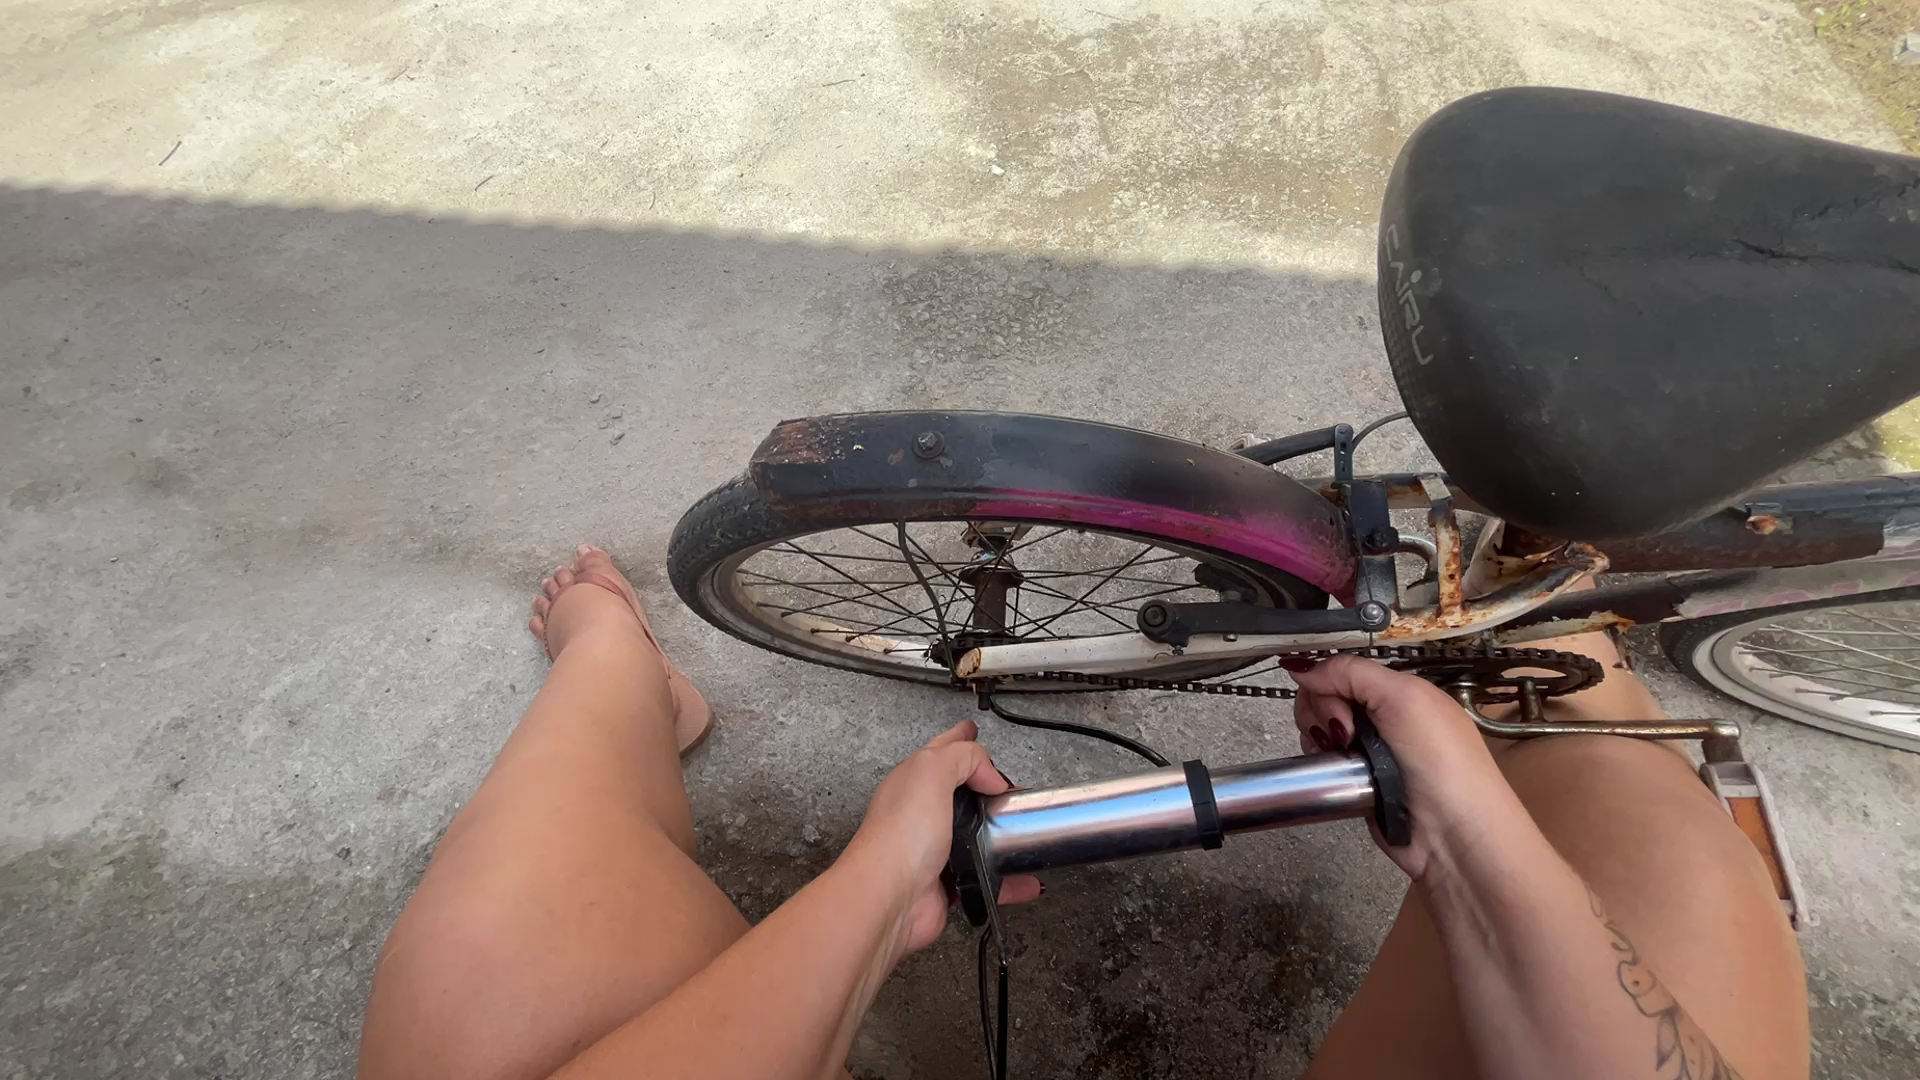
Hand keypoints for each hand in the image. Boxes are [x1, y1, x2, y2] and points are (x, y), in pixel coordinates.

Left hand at [841, 721, 1042, 958]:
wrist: (890, 897)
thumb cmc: (901, 833)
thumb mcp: (932, 770)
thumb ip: (964, 757)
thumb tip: (991, 776)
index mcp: (915, 778)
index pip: (943, 749)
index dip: (960, 737)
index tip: (974, 729)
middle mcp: (922, 812)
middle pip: (960, 791)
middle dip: (985, 787)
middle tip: (1010, 786)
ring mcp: (935, 849)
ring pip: (975, 836)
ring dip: (999, 834)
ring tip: (1024, 829)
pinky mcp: (948, 883)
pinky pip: (986, 879)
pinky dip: (1008, 880)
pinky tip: (1027, 880)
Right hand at [1290, 656, 1519, 880]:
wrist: (1456, 836)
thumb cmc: (1440, 762)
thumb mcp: (1403, 699)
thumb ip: (1350, 672)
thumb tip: (1298, 667)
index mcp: (1398, 692)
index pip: (1340, 670)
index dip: (1327, 683)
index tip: (1343, 710)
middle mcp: (1380, 715)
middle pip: (1322, 694)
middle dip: (1321, 711)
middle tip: (1346, 736)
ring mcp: (1365, 747)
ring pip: (1316, 724)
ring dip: (1318, 736)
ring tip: (1342, 755)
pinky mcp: (1353, 776)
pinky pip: (1319, 755)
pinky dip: (1319, 758)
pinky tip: (1334, 769)